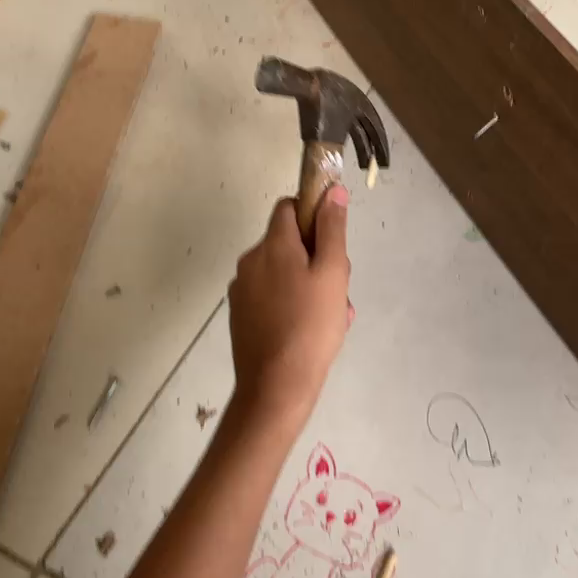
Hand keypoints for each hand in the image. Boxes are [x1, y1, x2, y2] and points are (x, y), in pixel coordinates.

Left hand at [226, 188, 352, 423]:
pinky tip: (309, 330)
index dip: (313, 215)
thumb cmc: (311, 325)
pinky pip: (271, 296)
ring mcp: (242, 290)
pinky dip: (291, 303)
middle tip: (337, 288)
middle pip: (288, 241)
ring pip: (282, 271)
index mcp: (272, 244)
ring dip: (307, 283)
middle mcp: (250, 260)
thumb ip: (332, 229)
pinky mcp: (240, 316)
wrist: (276, 386)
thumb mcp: (333, 272)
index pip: (289, 206)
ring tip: (330, 315)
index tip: (333, 241)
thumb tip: (331, 190)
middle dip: (315, 257)